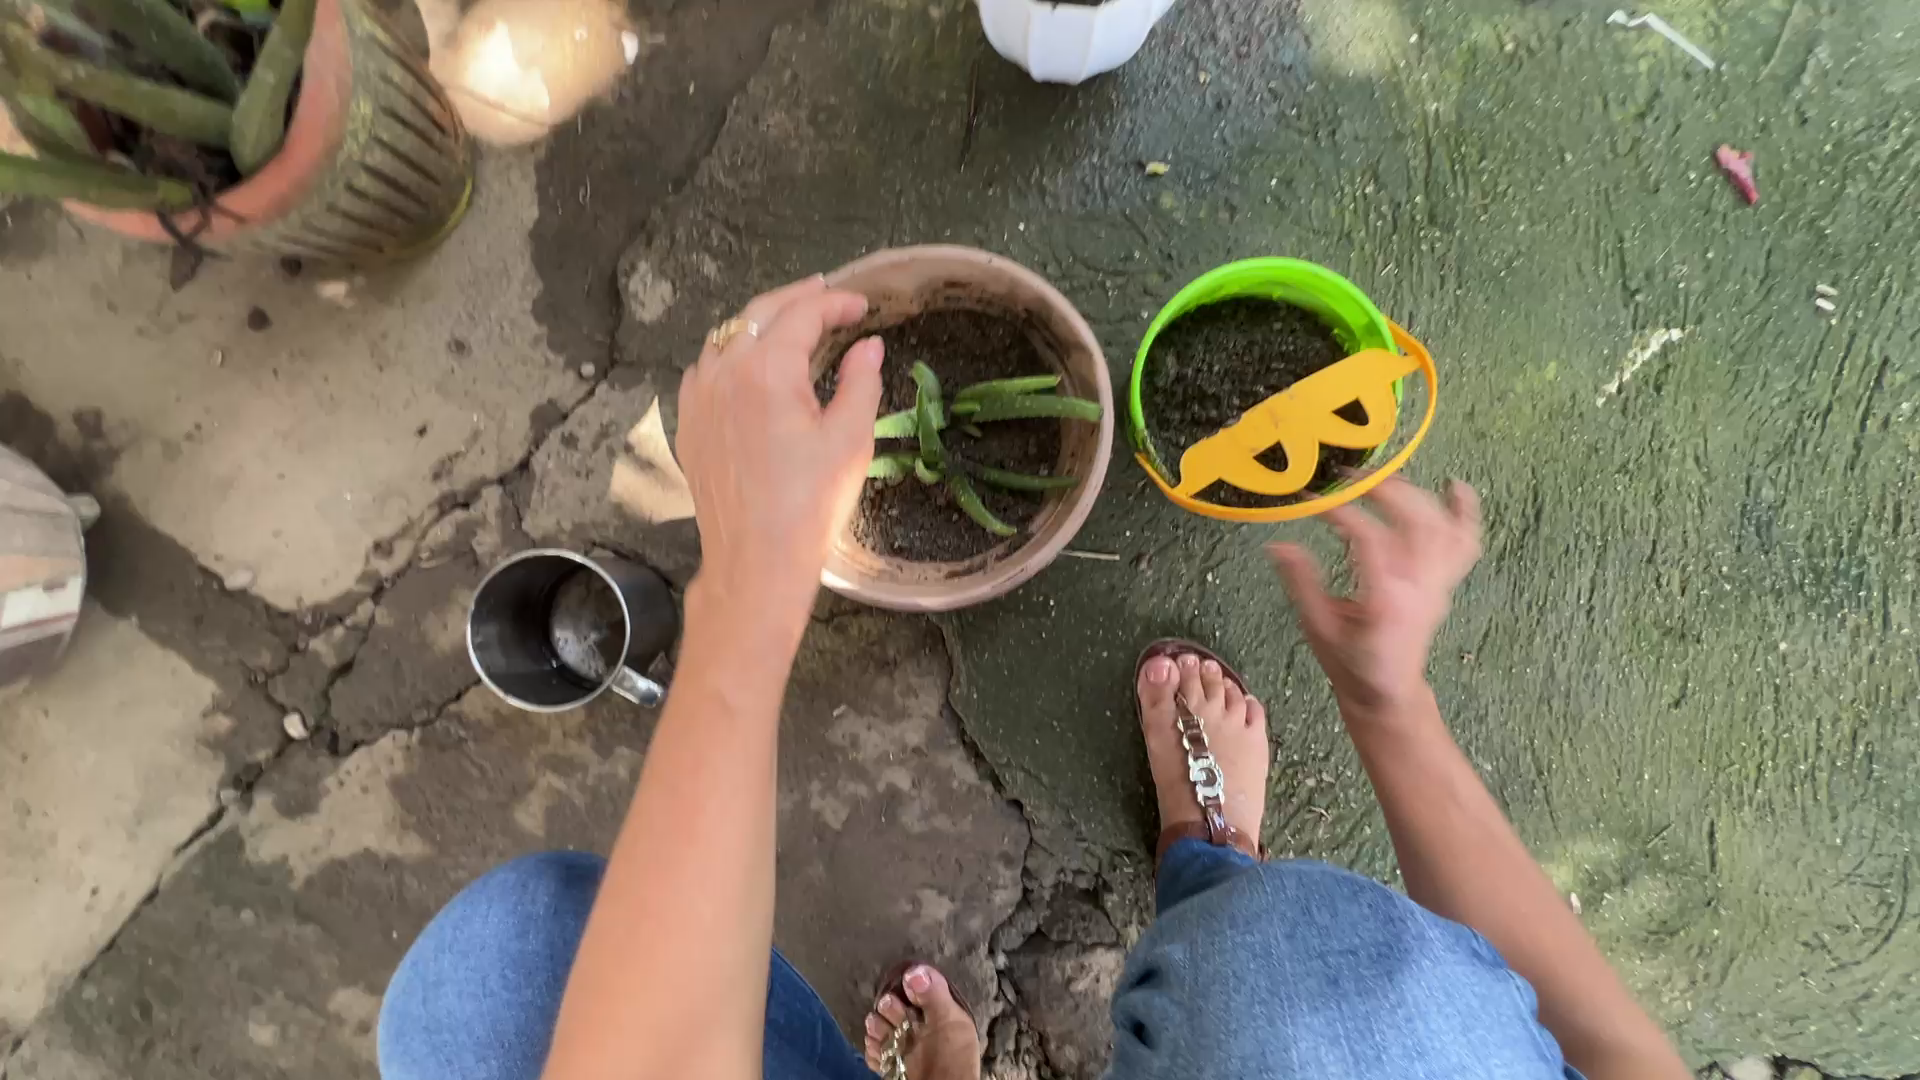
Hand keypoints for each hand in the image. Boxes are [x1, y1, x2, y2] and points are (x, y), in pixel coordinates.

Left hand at [675, 276, 883, 631]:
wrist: (755, 560)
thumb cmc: (811, 504)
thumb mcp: (851, 440)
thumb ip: (862, 382)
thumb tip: (868, 345)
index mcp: (768, 370)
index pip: (803, 315)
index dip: (837, 304)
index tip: (863, 305)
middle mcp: (725, 372)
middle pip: (758, 313)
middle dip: (797, 298)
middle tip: (828, 294)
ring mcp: (699, 397)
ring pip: (727, 337)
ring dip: (760, 322)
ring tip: (790, 324)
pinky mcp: (689, 424)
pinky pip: (706, 369)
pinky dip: (732, 353)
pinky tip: (748, 366)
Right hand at [1268, 476, 1481, 716]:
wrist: (1388, 689)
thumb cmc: (1348, 661)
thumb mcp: (1315, 625)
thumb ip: (1300, 582)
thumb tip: (1277, 544)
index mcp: (1384, 598)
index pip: (1368, 538)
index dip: (1339, 511)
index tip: (1311, 499)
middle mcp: (1419, 586)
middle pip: (1414, 522)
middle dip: (1382, 490)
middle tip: (1347, 476)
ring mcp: (1438, 583)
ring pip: (1440, 526)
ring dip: (1414, 493)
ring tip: (1383, 476)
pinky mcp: (1445, 583)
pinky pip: (1466, 543)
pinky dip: (1464, 512)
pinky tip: (1454, 486)